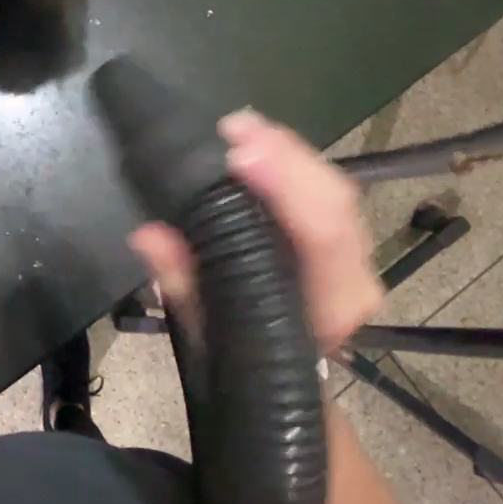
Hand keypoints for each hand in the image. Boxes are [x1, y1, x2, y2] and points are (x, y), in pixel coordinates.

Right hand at [128, 109, 382, 352]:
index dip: (288, 190)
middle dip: (284, 157)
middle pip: (334, 202)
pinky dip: (285, 157)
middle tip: (234, 127)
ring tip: (239, 126)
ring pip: (330, 187)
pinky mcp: (336, 232)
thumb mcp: (207, 335)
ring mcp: (352, 251)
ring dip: (283, 151)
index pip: (324, 238)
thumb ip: (184, 285)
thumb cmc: (243, 360)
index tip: (242, 157)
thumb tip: (150, 235)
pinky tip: (250, 138)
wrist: (278, 377)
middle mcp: (352, 275)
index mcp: (327, 307)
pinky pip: (319, 185)